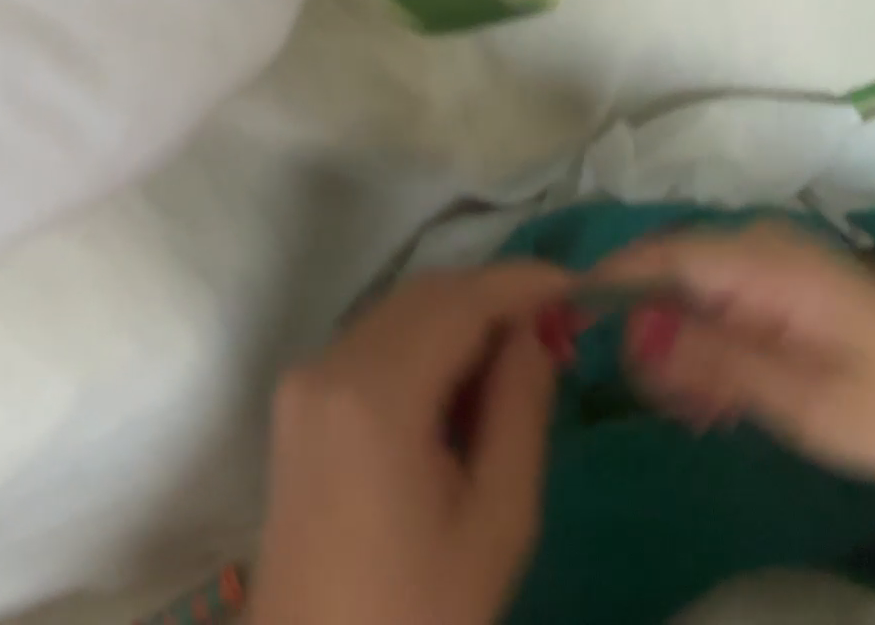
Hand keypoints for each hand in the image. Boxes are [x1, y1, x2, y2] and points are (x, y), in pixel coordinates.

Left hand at [250, 266, 574, 624]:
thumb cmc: (418, 610)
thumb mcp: (496, 518)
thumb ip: (519, 407)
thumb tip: (531, 332)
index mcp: (375, 395)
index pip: (458, 301)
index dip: (521, 283)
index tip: (577, 286)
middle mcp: (328, 366)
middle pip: (423, 295)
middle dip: (492, 298)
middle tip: (556, 329)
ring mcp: (304, 379)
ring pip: (396, 312)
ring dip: (459, 319)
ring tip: (516, 362)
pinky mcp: (297, 400)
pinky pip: (372, 342)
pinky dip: (423, 343)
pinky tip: (459, 385)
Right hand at [604, 221, 874, 481]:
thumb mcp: (802, 397)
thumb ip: (712, 358)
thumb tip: (633, 329)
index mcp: (763, 262)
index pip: (658, 255)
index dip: (605, 282)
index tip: (565, 320)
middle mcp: (762, 251)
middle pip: (669, 276)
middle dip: (650, 335)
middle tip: (663, 401)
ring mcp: (776, 271)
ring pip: (692, 297)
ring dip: (681, 352)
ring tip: (700, 413)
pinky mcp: (788, 295)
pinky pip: (723, 311)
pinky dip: (710, 353)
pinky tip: (722, 403)